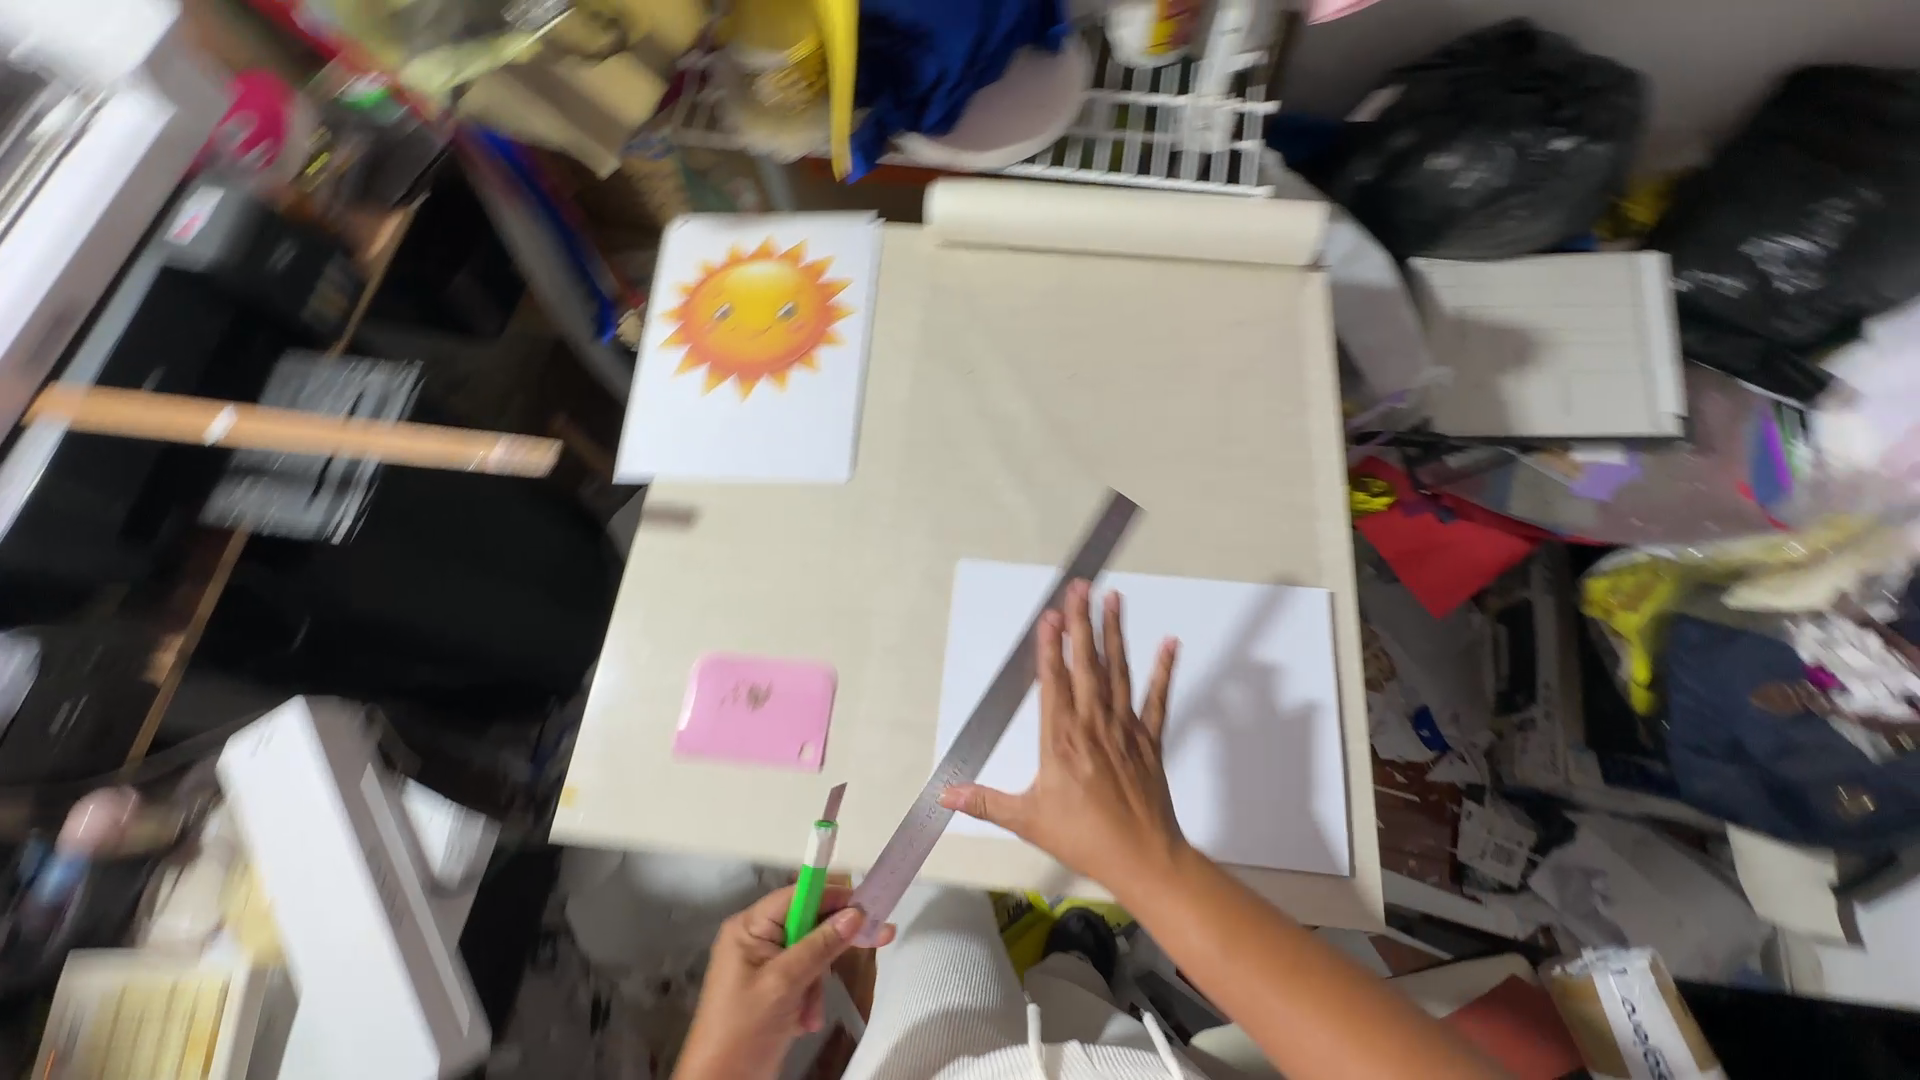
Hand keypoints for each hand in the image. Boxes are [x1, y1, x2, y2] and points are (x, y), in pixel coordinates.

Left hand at [674, 885, 896, 1079]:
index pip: (798, 896)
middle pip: (808, 924)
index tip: (867, 903)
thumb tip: (856, 912)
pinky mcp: (773, 989)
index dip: (832, 897)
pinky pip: (805, 978)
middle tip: (881, 936)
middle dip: (831, 947)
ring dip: (817, 984)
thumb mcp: (784, 983)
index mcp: (749, 927)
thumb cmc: (744, 1029)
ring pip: (811, 954)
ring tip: (809, 1014)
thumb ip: (821, 945)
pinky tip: (803, 1022)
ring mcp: (765, 965)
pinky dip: (810, 999)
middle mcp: (756, 938)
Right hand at [940, 580, 1188, 891]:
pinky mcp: (1149, 739)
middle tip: (1081, 587)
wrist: (1143, 858)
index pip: (1054, 682)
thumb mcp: (1028, 820)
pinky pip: (1157, 698)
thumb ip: (985, 802)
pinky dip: (1163, 670)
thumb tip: (944, 795)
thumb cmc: (1083, 838)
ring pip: (1119, 672)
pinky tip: (1169, 643)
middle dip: (1082, 623)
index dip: (1051, 646)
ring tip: (1114, 598)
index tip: (1050, 615)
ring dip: (1115, 634)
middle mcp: (1093, 724)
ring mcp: (1125, 728)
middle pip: (1087, 665)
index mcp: (1062, 739)